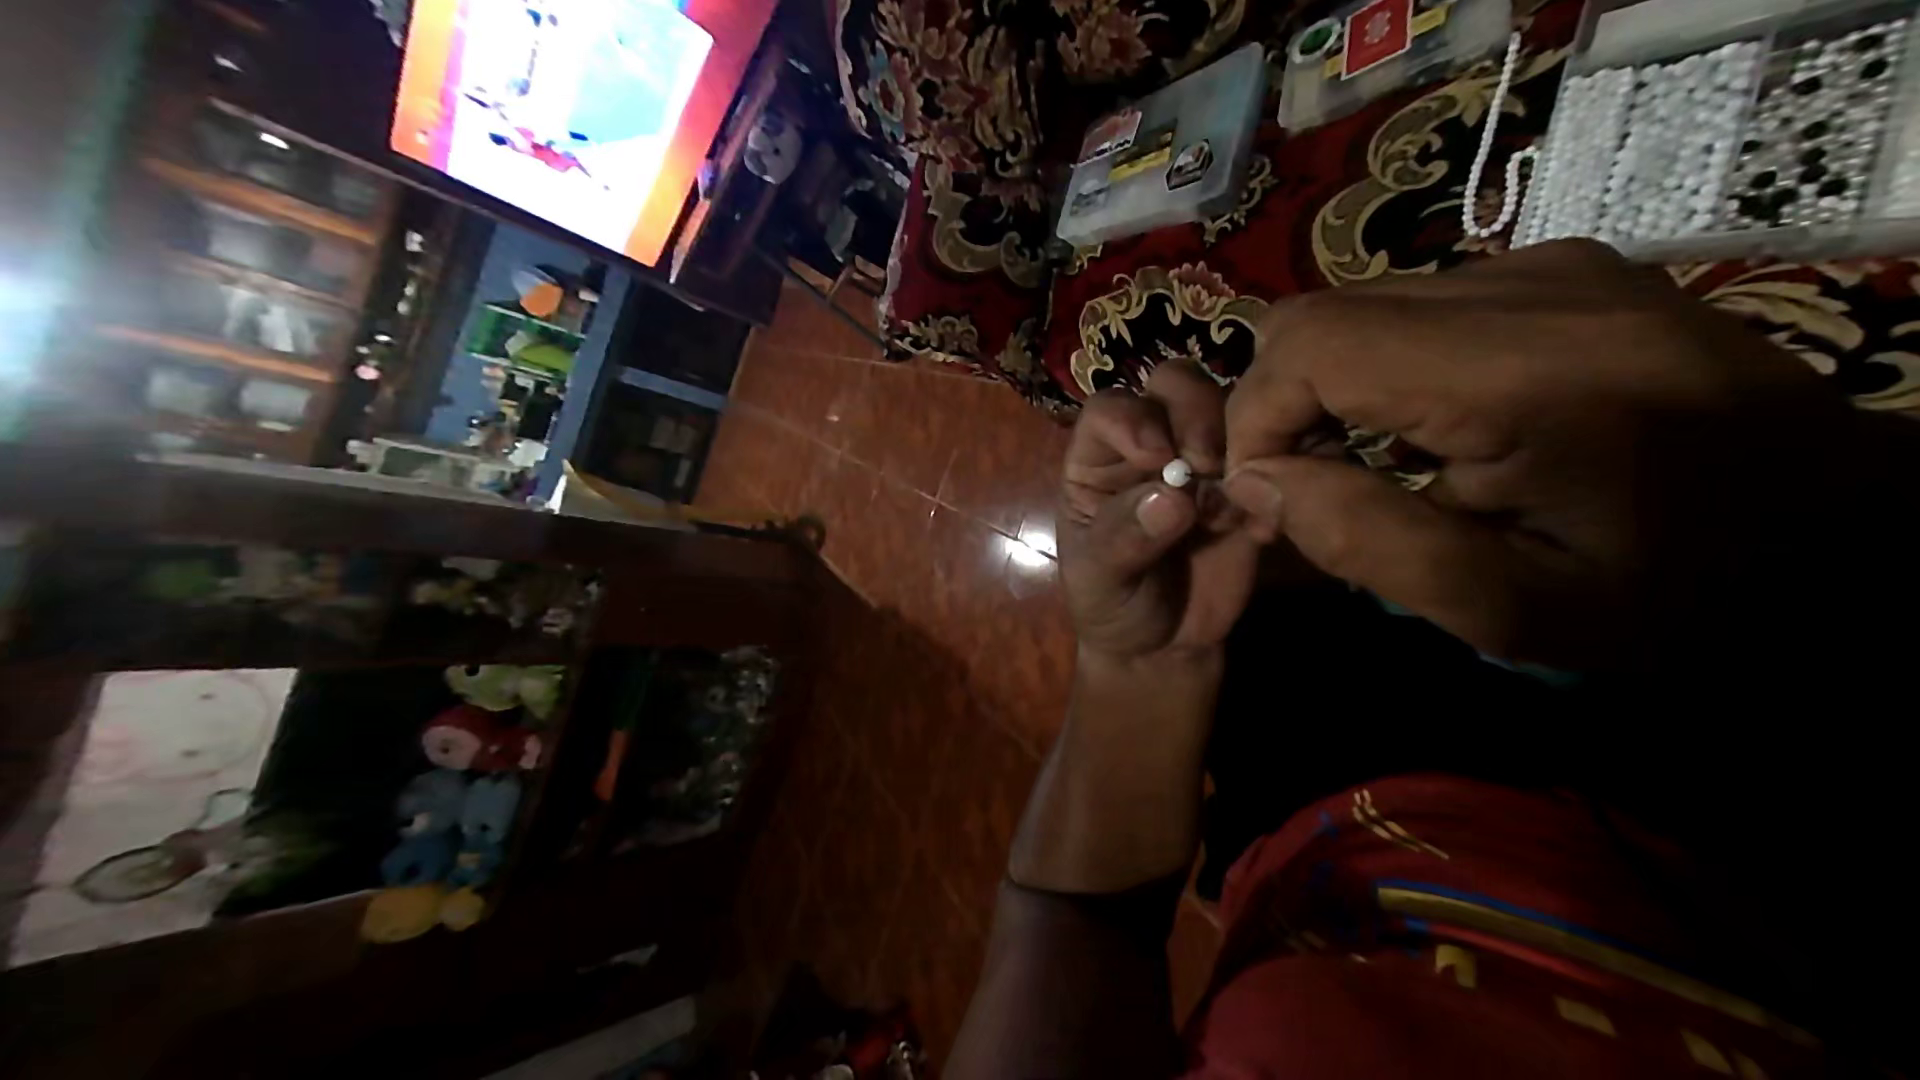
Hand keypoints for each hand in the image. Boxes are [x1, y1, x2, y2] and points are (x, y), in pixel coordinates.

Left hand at [1059, 362, 1260, 666]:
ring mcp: (1205, 462)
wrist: (1162, 646)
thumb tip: (1173, 496)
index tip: (1157, 456)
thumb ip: (1125, 537)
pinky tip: (1265, 526)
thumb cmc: (1111, 603)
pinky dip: (1283, 474)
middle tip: (1205, 464)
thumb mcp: (1099, 578)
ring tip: (1235, 500)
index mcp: (1098, 458)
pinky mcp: (1251, 488)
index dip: (1135, 418)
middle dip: (1195, 414)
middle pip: (1175, 387)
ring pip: (1231, 410)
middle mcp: (1152, 445)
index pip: (1111, 408)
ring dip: (1241, 440)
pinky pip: (1277, 457)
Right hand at [1221, 239, 1889, 669]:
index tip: (1266, 492)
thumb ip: (1364, 542)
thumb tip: (1254, 480)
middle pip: (1315, 317)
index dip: (1255, 416)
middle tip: (1296, 482)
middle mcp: (1531, 287)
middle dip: (1272, 405)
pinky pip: (1395, 308)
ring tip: (1343, 460)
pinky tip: (1397, 424)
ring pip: (1346, 307)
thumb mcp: (1507, 607)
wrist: (1840, 529)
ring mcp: (1543, 266)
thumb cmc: (1675, 593)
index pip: (1313, 345)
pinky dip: (1359, 368)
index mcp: (1529, 374)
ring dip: (1312, 388)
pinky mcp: (1546, 271)